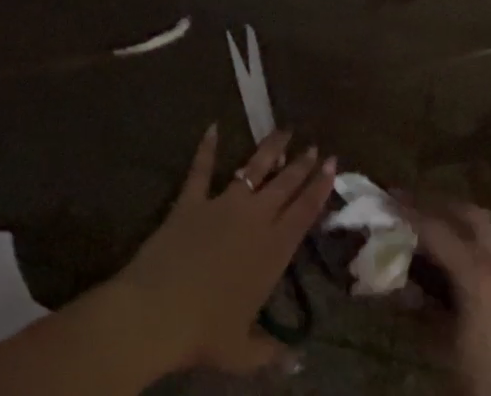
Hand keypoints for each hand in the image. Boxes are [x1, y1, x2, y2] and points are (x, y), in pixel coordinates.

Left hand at [110, 124, 336, 375]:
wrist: (158, 311)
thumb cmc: (206, 333)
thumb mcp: (244, 352)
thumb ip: (271, 352)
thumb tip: (296, 362)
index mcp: (274, 251)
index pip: (305, 212)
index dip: (321, 187)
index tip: (333, 164)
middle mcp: (254, 220)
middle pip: (284, 185)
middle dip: (302, 164)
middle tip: (315, 145)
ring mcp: (221, 205)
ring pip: (251, 169)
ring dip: (268, 149)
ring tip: (283, 131)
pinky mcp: (189, 202)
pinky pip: (200, 169)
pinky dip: (206, 148)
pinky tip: (212, 128)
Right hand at [407, 203, 490, 395]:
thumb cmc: (480, 380)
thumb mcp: (442, 346)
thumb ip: (422, 309)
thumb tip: (403, 287)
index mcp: (479, 277)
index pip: (439, 231)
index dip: (412, 212)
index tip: (392, 197)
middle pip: (475, 219)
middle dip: (445, 208)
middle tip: (417, 207)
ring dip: (465, 233)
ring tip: (438, 242)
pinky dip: (481, 258)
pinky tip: (465, 276)